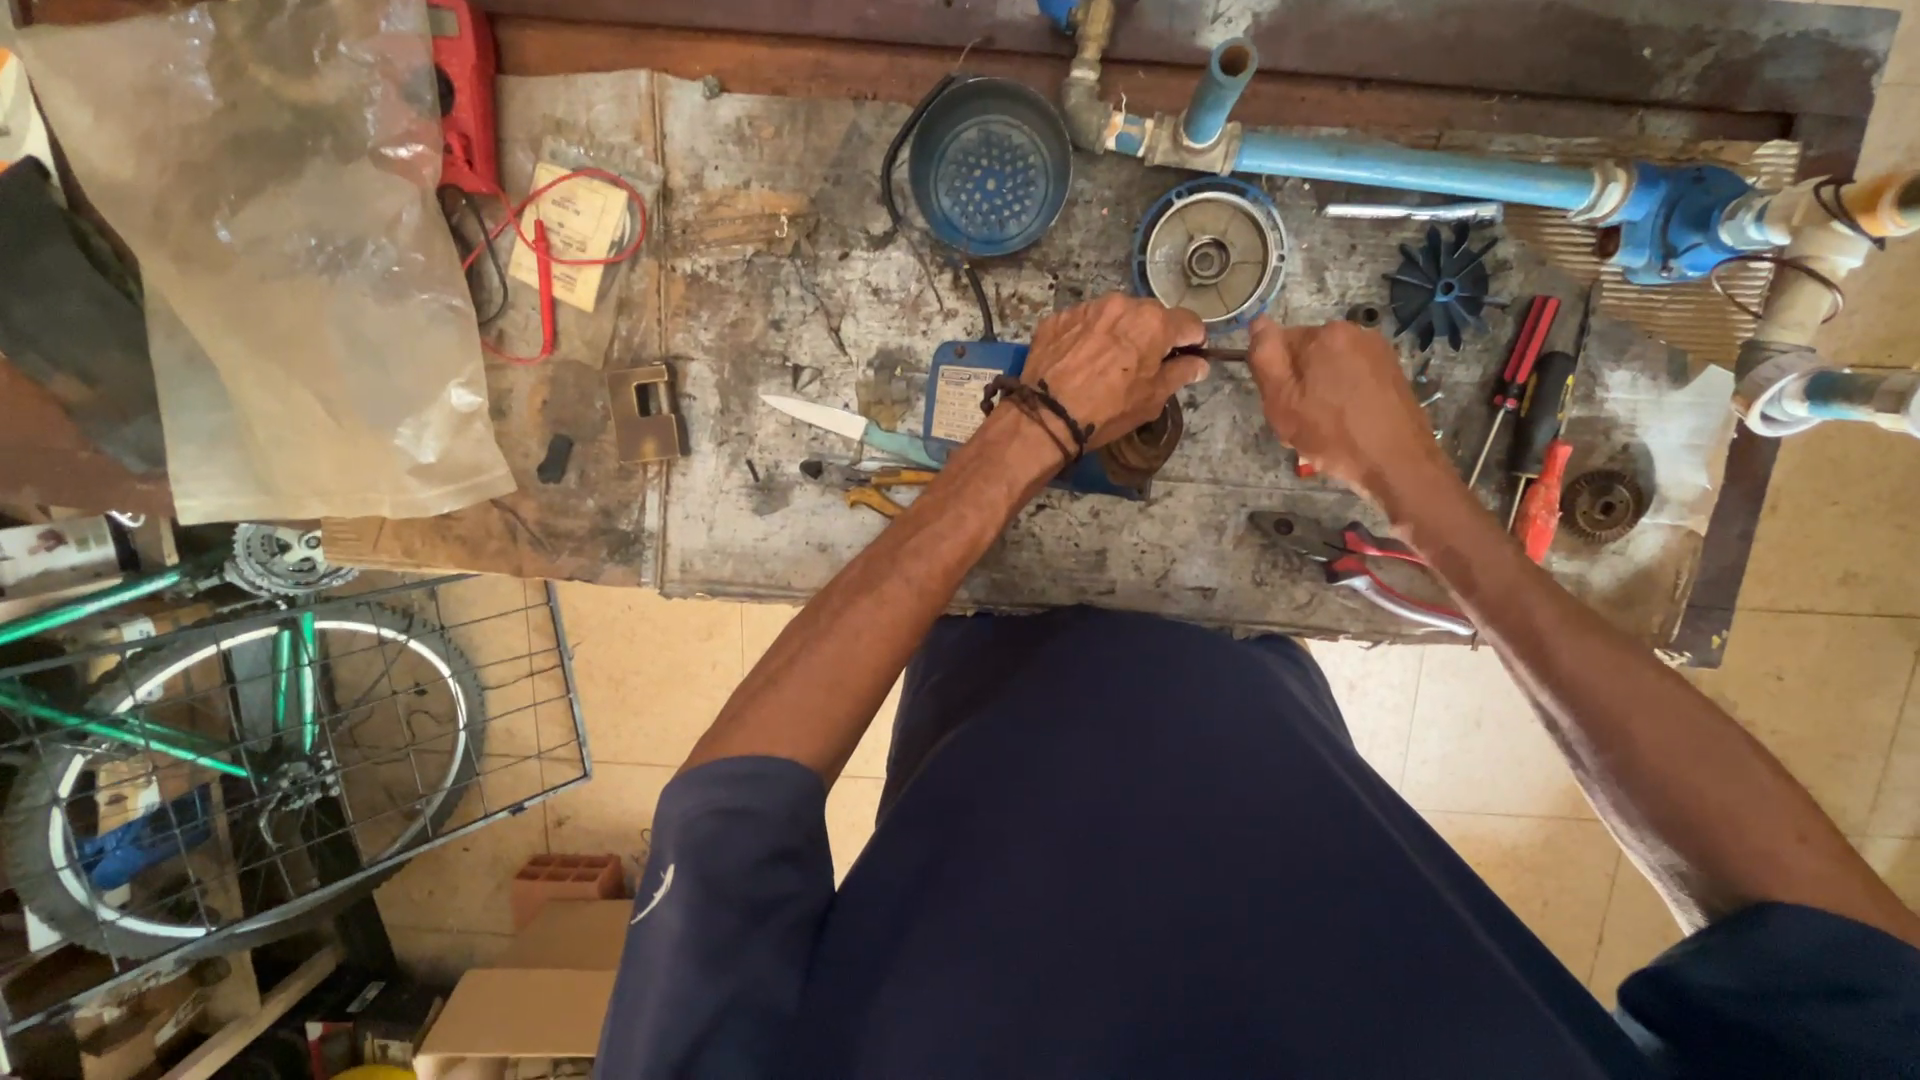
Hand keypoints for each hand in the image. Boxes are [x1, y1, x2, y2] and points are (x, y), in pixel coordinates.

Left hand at [1019, 293, 1207, 449]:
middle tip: (1142, 365)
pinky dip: (1087, 336)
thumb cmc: (1107, 410)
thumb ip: (1180, 374)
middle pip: (1150, 315)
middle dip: (1153, 335)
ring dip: (1118, 332)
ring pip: (1115, 315)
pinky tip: (1079, 361)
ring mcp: (1087, 308)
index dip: (1192, 342)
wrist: (1047, 416)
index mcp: (1153, 322)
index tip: (1185, 359)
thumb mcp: (1152, 399)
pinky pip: (1084, 322)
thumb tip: (1199, 364)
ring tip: (1106, 362)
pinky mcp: (1059, 318)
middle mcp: (1122, 304)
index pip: (1189, 323)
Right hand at [1245, 316, 1454, 506]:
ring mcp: (1377, 350)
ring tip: (1328, 425)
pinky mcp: (1392, 370)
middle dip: (1299, 383)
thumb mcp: (1282, 401)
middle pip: (1306, 355)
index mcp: (1323, 335)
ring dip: (1321, 391)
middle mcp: (1354, 331)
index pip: (1279, 344)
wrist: (1397, 461)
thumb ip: (1265, 358)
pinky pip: (1353, 376)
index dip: (1275, 377)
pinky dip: (1344, 395)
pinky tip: (1349, 422)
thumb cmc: (1333, 434)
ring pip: (1329, 367)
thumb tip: (1257, 321)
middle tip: (1303, 420)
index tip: (1284, 404)